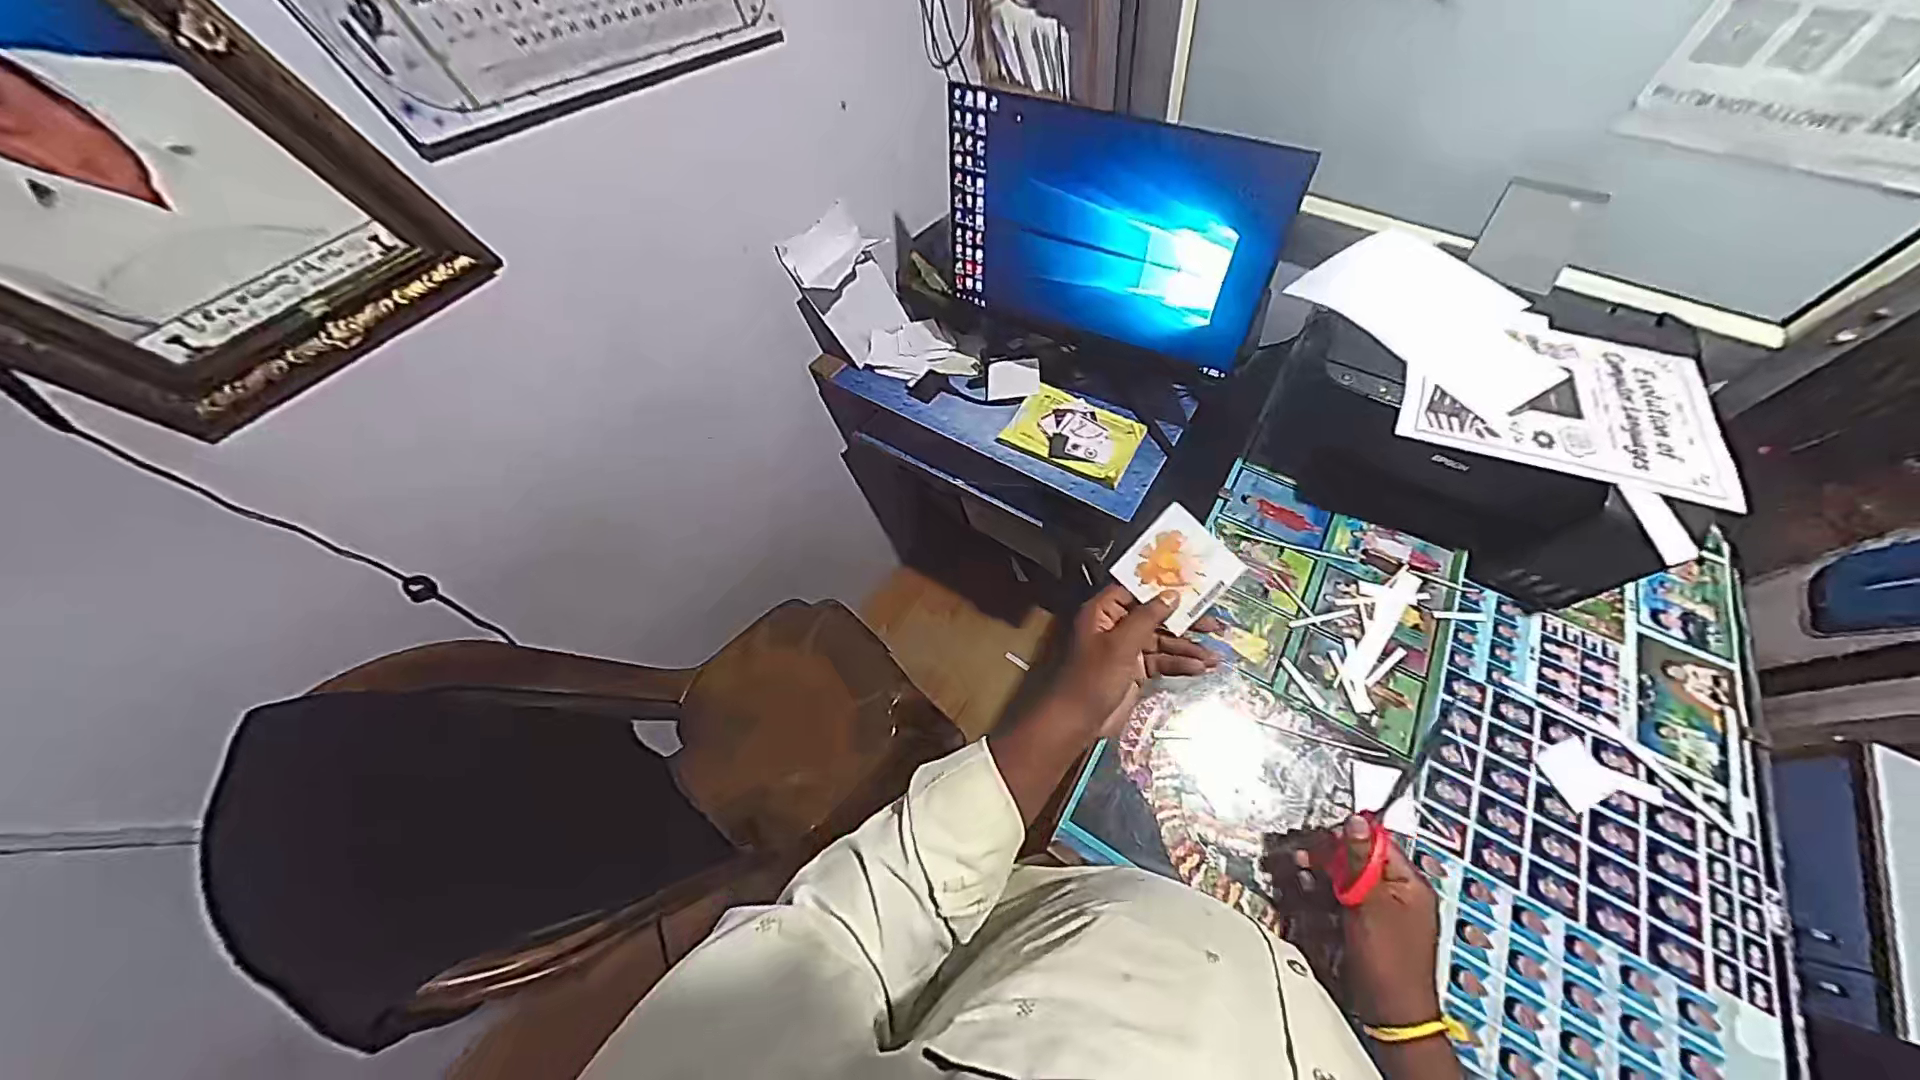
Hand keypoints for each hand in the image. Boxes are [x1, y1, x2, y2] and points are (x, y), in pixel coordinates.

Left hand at [990, 584, 1220, 825]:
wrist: (1078, 720)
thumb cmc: (1093, 676)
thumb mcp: (1121, 644)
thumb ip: (1148, 617)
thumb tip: (1172, 594)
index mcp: (1103, 612)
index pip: (1136, 591)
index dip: (1163, 588)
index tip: (1193, 587)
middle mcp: (1115, 626)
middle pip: (1154, 616)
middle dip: (1184, 622)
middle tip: (1215, 625)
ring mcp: (1126, 649)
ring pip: (1162, 641)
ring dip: (1187, 648)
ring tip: (1214, 656)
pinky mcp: (1135, 670)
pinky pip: (1161, 661)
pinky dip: (1179, 664)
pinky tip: (1201, 668)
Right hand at [1323, 814, 1441, 1026]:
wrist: (1387, 1011)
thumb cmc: (1387, 959)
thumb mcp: (1370, 901)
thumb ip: (1360, 860)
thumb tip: (1356, 820)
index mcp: (1410, 882)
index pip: (1377, 841)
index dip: (1348, 836)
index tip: (1320, 836)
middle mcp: (1398, 891)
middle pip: (1358, 857)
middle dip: (1330, 856)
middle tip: (1304, 856)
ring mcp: (1381, 908)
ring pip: (1346, 876)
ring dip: (1323, 873)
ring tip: (1303, 872)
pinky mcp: (1364, 922)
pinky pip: (1343, 895)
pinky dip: (1325, 892)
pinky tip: (1309, 891)